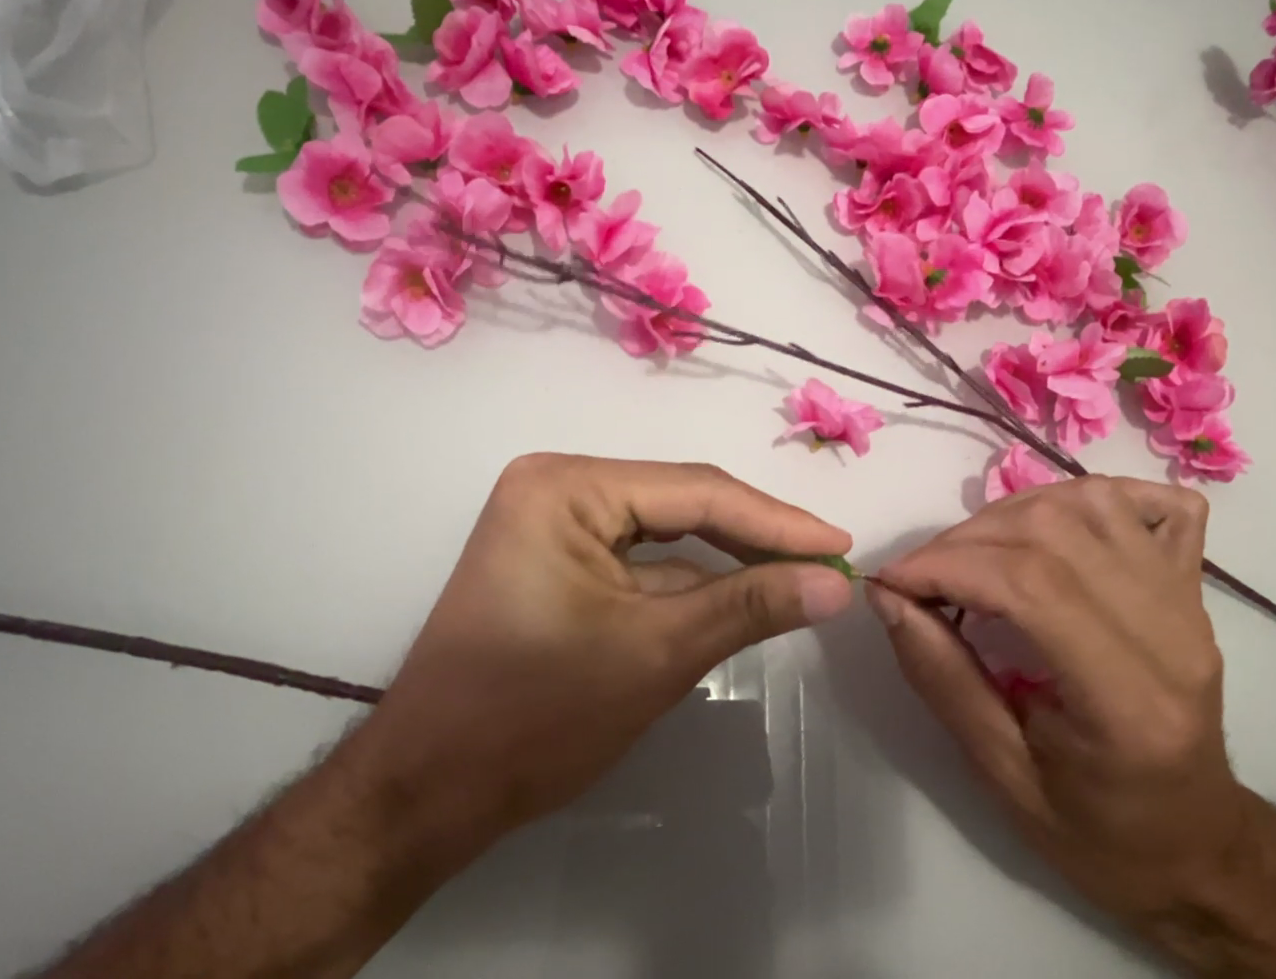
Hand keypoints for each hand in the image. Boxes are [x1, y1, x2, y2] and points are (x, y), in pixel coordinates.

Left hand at [352, 453, 853, 864]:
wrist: (433, 789)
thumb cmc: (537, 715)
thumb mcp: (658, 653)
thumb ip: (751, 606)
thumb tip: (837, 583)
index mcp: (567, 487)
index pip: (696, 493)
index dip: (777, 523)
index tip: (843, 547)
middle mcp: (556, 487)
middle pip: (682, 504)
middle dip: (755, 539)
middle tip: (828, 563)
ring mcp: (552, 525)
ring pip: (665, 534)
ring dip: (728, 561)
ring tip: (800, 578)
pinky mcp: (556, 562)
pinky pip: (640, 562)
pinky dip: (691, 582)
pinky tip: (741, 596)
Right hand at [868, 475, 1248, 921]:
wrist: (1197, 847)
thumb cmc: (1098, 833)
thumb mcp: (1002, 775)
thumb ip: (944, 680)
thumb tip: (889, 598)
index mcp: (1127, 702)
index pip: (1031, 585)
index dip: (947, 565)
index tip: (892, 581)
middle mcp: (1172, 636)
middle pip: (1058, 531)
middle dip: (966, 539)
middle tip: (922, 577)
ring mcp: (1192, 604)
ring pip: (1097, 503)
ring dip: (1014, 511)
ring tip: (974, 555)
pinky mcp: (1196, 590)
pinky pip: (1157, 505)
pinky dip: (1096, 495)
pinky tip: (1055, 526)